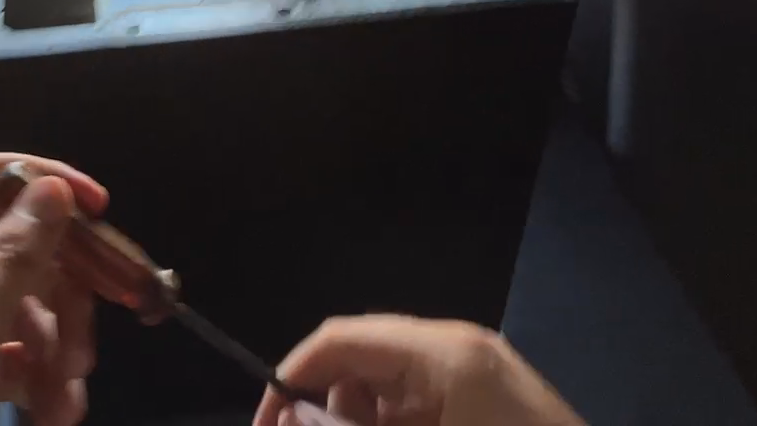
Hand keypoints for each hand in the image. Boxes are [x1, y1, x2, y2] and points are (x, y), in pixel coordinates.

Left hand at [0, 153, 108, 425]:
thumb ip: (9, 261)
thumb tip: (53, 186)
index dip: (38, 177)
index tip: (98, 207)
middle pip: (15, 246)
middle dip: (61, 290)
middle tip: (89, 335)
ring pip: (26, 301)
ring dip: (59, 346)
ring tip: (66, 399)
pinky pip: (18, 349)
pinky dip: (44, 377)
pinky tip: (55, 414)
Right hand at [254, 316, 583, 425]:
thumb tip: (289, 418)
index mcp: (444, 352)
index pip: (341, 339)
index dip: (293, 376)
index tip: (266, 423)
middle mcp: (457, 347)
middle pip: (363, 357)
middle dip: (328, 406)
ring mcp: (479, 373)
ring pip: (388, 384)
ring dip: (360, 419)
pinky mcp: (490, 399)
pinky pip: (419, 403)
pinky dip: (395, 424)